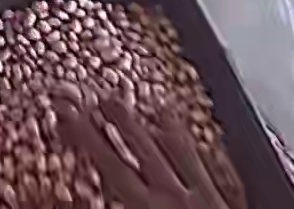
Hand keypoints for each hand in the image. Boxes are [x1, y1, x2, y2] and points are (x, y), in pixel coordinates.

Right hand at [52, 91, 236, 208]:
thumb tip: (91, 200)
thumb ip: (117, 206)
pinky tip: (176, 129)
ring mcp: (203, 198)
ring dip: (150, 123)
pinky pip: (201, 162)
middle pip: (138, 148)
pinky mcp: (225, 205)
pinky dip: (184, 142)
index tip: (68, 112)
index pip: (109, 164)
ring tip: (136, 101)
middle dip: (116, 120)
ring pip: (172, 147)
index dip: (86, 135)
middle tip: (98, 96)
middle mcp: (173, 198)